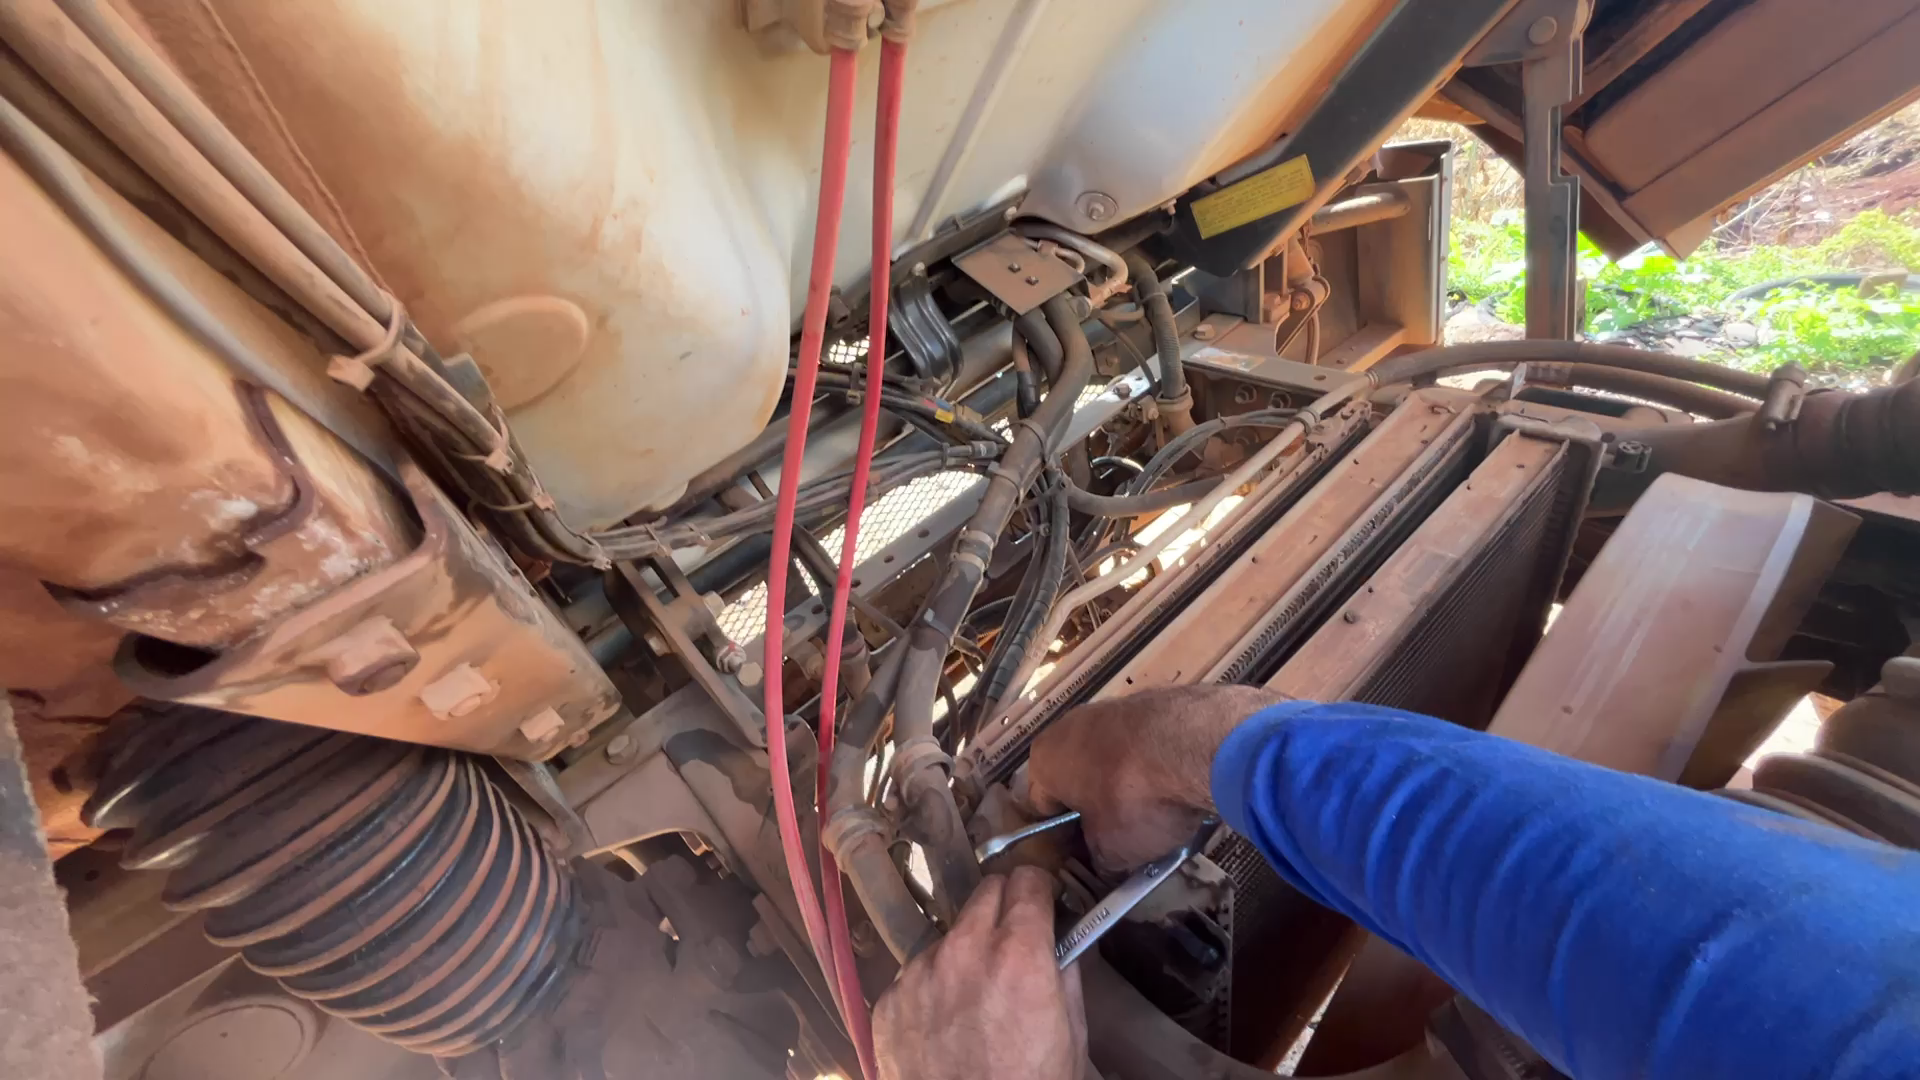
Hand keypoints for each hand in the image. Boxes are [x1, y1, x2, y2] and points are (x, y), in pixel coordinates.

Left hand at [873, 865, 1084, 1079]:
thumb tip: (1058, 939)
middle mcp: (965, 949)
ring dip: (965, 948)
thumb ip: (1063, 974)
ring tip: (973, 993)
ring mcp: (921, 972)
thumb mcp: (1070, 1037)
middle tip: (1011, 937)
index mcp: (1018, 954)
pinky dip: (932, 985)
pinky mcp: (890, 999)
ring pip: (949, 932)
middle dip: (1004, 906)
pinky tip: (942, 1023)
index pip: (1028, 881)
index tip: (1041, 897)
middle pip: (986, 892)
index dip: (1039, 888)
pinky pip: (916, 972)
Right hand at [1026, 685, 1289, 871]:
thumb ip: (1098, 856)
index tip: (1085, 858)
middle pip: (1075, 776)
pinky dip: (1150, 762)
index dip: (1062, 837)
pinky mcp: (1145, 702)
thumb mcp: (1111, 849)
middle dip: (1094, 805)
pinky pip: (1140, 742)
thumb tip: (1103, 859)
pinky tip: (1173, 785)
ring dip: (1123, 781)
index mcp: (1044, 760)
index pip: (1042, 807)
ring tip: (1154, 812)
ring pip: (1108, 756)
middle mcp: (1066, 726)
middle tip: (1119, 837)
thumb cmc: (1133, 798)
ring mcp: (1107, 708)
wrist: (1192, 743)